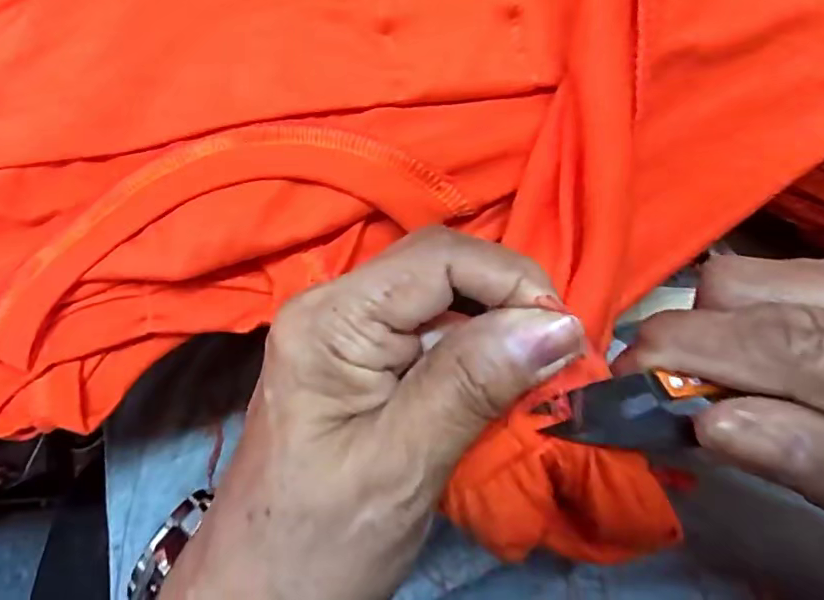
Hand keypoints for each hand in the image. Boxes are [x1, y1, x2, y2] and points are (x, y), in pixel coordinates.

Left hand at [160, 227, 586, 599]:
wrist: (257, 591)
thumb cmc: (318, 540)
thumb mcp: (401, 465)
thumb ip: (472, 384)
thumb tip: (557, 324)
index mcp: (330, 317)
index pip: (434, 258)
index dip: (508, 279)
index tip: (566, 332)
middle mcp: (332, 301)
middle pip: (435, 264)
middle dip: (505, 294)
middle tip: (560, 348)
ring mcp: (343, 325)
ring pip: (437, 290)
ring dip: (495, 318)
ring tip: (541, 361)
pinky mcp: (357, 353)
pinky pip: (427, 324)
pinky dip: (473, 343)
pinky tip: (501, 374)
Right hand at [619, 256, 823, 599]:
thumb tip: (716, 425)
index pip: (808, 348)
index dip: (693, 354)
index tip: (619, 381)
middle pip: (777, 285)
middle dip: (699, 336)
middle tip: (676, 405)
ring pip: (789, 270)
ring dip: (735, 327)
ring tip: (735, 394)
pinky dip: (783, 318)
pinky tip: (802, 370)